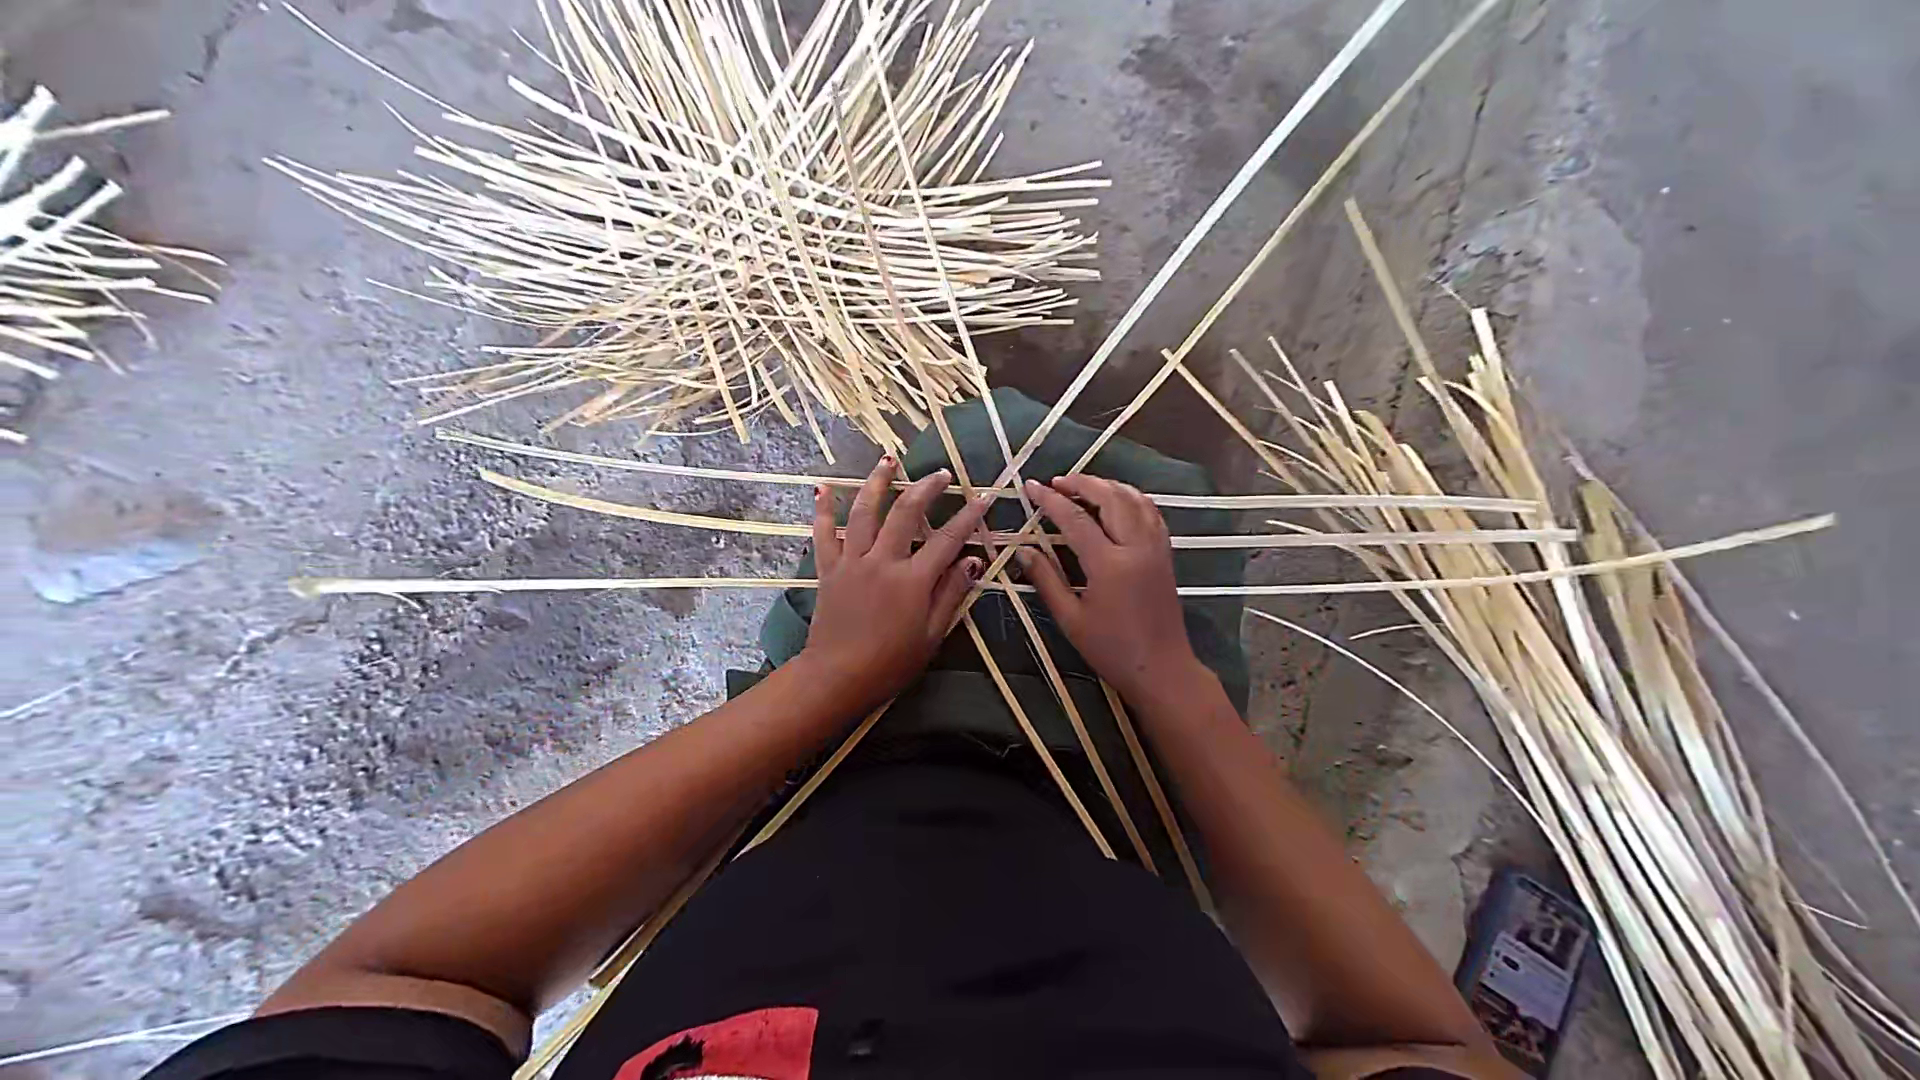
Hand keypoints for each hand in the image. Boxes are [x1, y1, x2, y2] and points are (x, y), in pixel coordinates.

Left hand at [797, 456, 991, 709]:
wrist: (837, 677)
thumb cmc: (891, 663)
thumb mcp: (932, 634)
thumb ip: (952, 593)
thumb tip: (974, 560)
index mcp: (912, 580)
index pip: (948, 540)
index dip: (969, 517)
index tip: (984, 498)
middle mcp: (882, 562)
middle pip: (907, 514)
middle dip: (926, 488)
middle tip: (942, 474)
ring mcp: (852, 562)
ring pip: (864, 513)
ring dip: (878, 483)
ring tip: (888, 460)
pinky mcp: (829, 570)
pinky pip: (824, 534)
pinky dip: (824, 510)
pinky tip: (824, 487)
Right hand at [1015, 476, 1207, 700]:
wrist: (1161, 669)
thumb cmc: (1111, 649)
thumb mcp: (1071, 618)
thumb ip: (1046, 580)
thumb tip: (1023, 551)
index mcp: (1110, 565)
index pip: (1076, 519)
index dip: (1050, 500)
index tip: (1030, 487)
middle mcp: (1137, 547)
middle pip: (1110, 498)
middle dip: (1082, 483)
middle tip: (1056, 481)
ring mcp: (1156, 548)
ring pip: (1134, 500)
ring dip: (1108, 486)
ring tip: (1083, 485)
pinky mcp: (1166, 554)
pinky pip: (1151, 512)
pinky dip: (1131, 498)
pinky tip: (1117, 500)